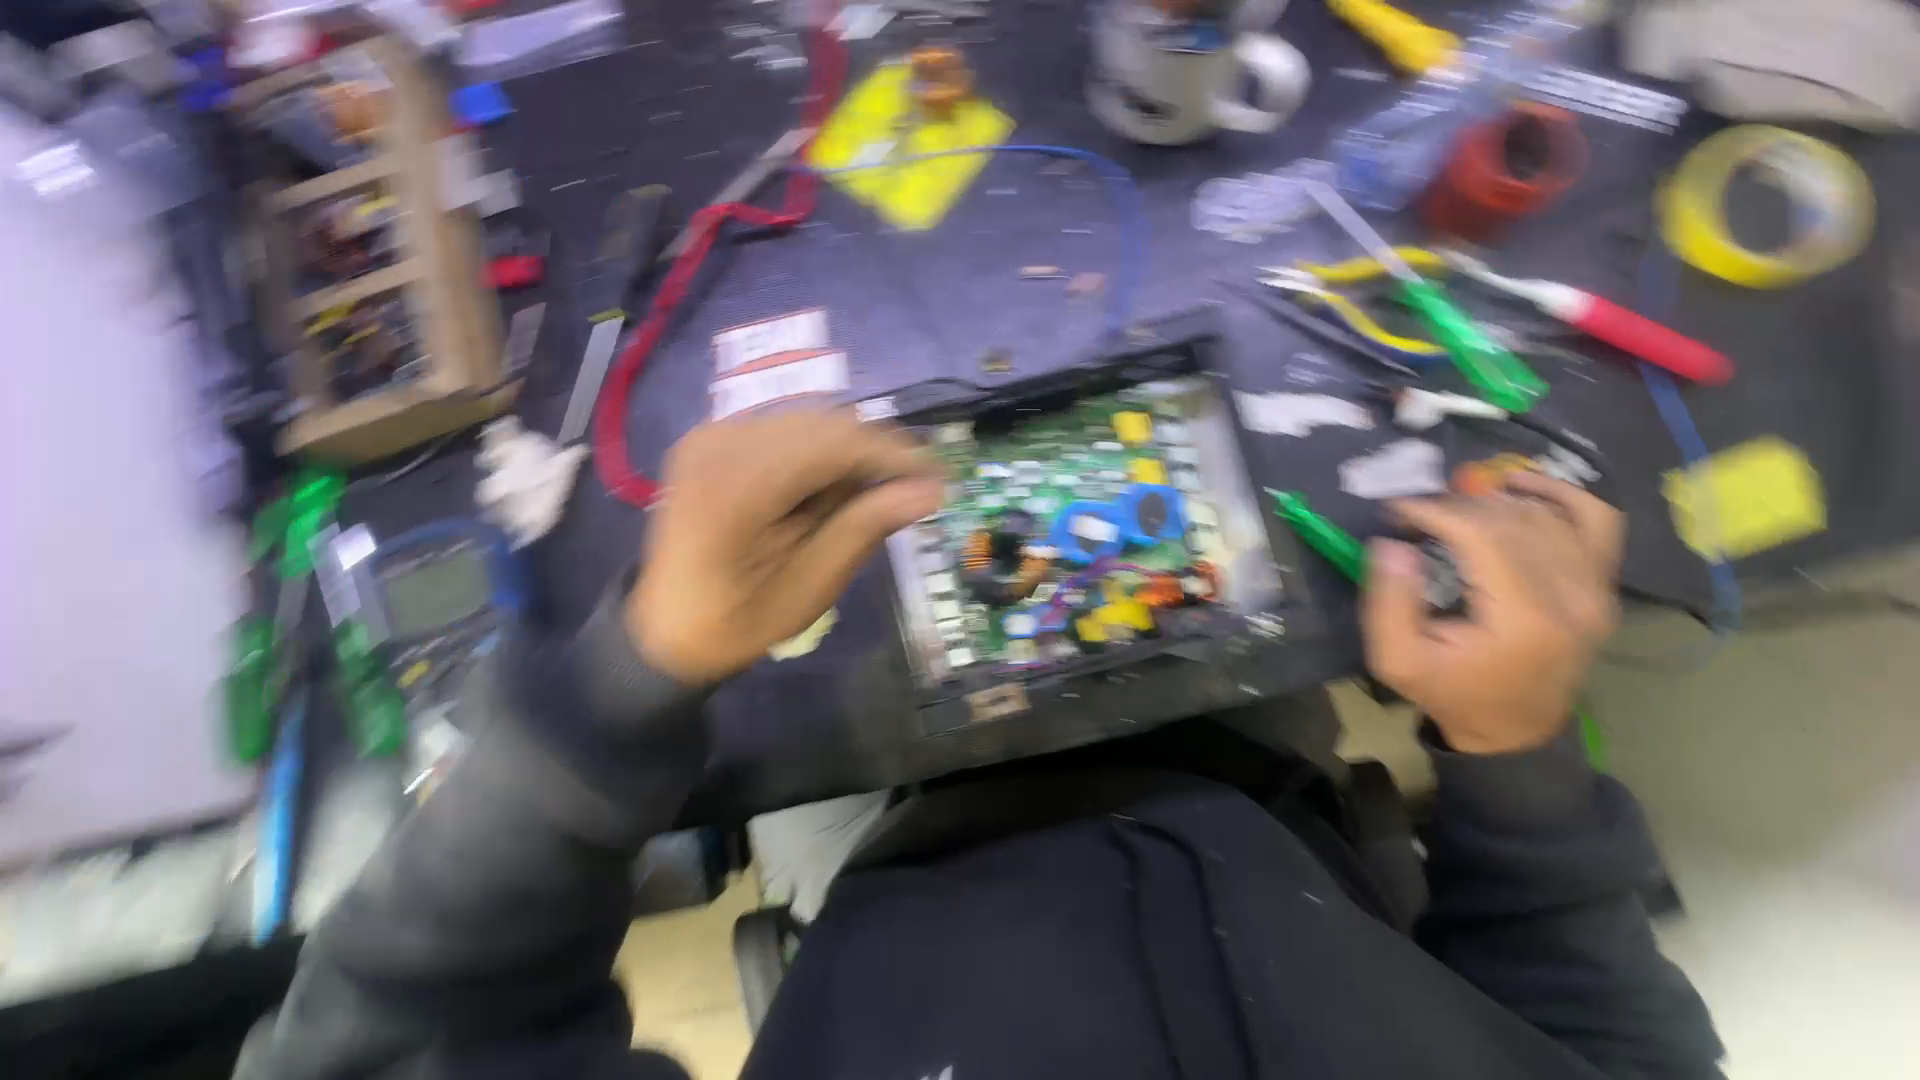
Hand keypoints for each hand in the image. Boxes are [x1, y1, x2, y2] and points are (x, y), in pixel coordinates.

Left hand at [628, 409, 945, 684]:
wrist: (668, 627)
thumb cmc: (740, 622)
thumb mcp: (811, 586)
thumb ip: (864, 527)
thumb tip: (928, 490)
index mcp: (736, 489)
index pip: (834, 444)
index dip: (894, 455)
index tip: (940, 478)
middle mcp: (719, 443)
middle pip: (823, 424)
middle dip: (875, 453)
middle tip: (911, 492)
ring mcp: (711, 434)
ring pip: (808, 421)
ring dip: (848, 452)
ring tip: (870, 496)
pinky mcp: (713, 437)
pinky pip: (785, 428)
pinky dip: (818, 451)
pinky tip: (828, 487)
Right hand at [1362, 472, 1622, 754]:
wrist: (1512, 730)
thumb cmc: (1450, 693)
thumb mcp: (1397, 660)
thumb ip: (1388, 603)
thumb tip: (1391, 544)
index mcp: (1524, 617)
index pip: (1482, 534)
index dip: (1435, 511)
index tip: (1395, 510)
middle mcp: (1573, 596)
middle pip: (1513, 519)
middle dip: (1456, 504)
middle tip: (1416, 513)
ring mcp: (1597, 589)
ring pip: (1548, 515)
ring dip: (1495, 500)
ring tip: (1454, 508)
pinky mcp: (1603, 586)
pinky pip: (1597, 520)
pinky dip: (1561, 495)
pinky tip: (1522, 486)